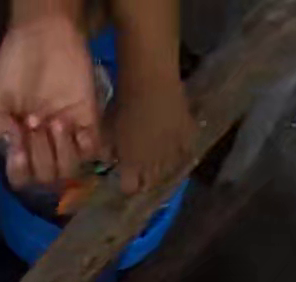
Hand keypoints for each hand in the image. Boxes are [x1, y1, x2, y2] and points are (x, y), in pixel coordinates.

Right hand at [0, 13, 101, 188]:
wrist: (42, 32)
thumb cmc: (15, 65)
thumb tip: (12, 150)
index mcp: (21, 147)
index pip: (22, 179)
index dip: (20, 172)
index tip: (18, 148)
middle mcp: (45, 148)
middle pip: (47, 178)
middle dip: (41, 156)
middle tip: (35, 122)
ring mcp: (68, 137)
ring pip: (70, 170)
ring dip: (62, 151)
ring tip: (56, 121)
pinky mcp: (89, 122)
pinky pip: (93, 151)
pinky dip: (84, 145)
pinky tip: (72, 124)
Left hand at [110, 72, 193, 193]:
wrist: (149, 80)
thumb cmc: (122, 104)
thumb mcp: (108, 130)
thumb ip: (108, 150)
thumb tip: (109, 159)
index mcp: (131, 167)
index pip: (130, 188)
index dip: (127, 184)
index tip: (126, 177)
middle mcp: (152, 166)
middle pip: (150, 182)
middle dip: (145, 178)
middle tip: (142, 168)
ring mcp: (171, 152)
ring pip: (168, 170)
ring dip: (163, 166)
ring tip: (159, 157)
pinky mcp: (187, 136)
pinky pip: (186, 150)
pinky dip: (181, 149)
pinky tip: (176, 144)